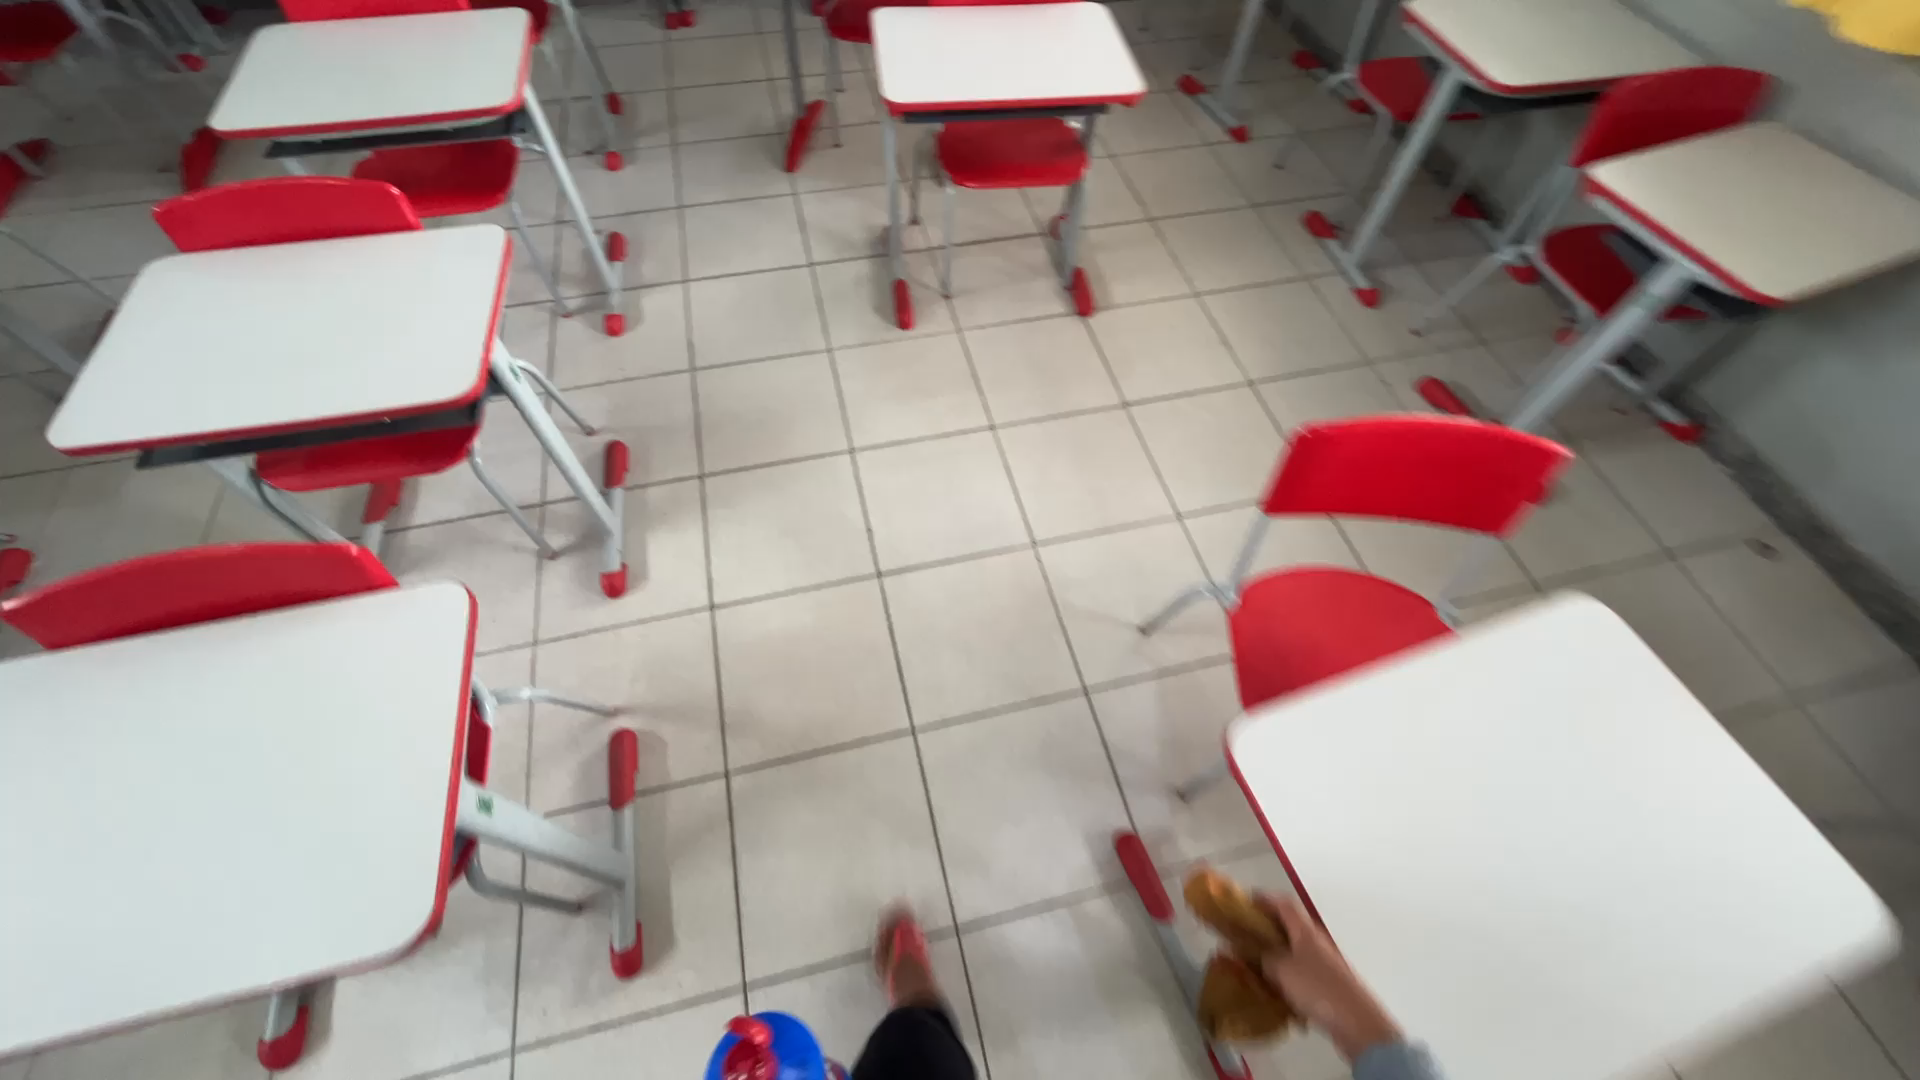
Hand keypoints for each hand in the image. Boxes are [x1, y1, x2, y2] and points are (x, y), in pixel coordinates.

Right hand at [1256, 893, 1400, 1062]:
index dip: (1264, 899)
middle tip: (1243, 934)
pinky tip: (1277, 992)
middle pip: (1288, 926)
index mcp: (1304, 930)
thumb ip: (1262, 957)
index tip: (1244, 902)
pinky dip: (1287, 976)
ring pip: (1293, 950)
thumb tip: (1245, 949)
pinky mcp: (1328, 984)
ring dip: (1275, 954)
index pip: (1283, 904)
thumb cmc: (1317, 988)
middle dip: (1265, 928)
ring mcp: (1324, 963)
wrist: (1359, 1025)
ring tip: (1255, 964)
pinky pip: (1301, 972)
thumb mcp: (1282, 970)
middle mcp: (1315, 941)